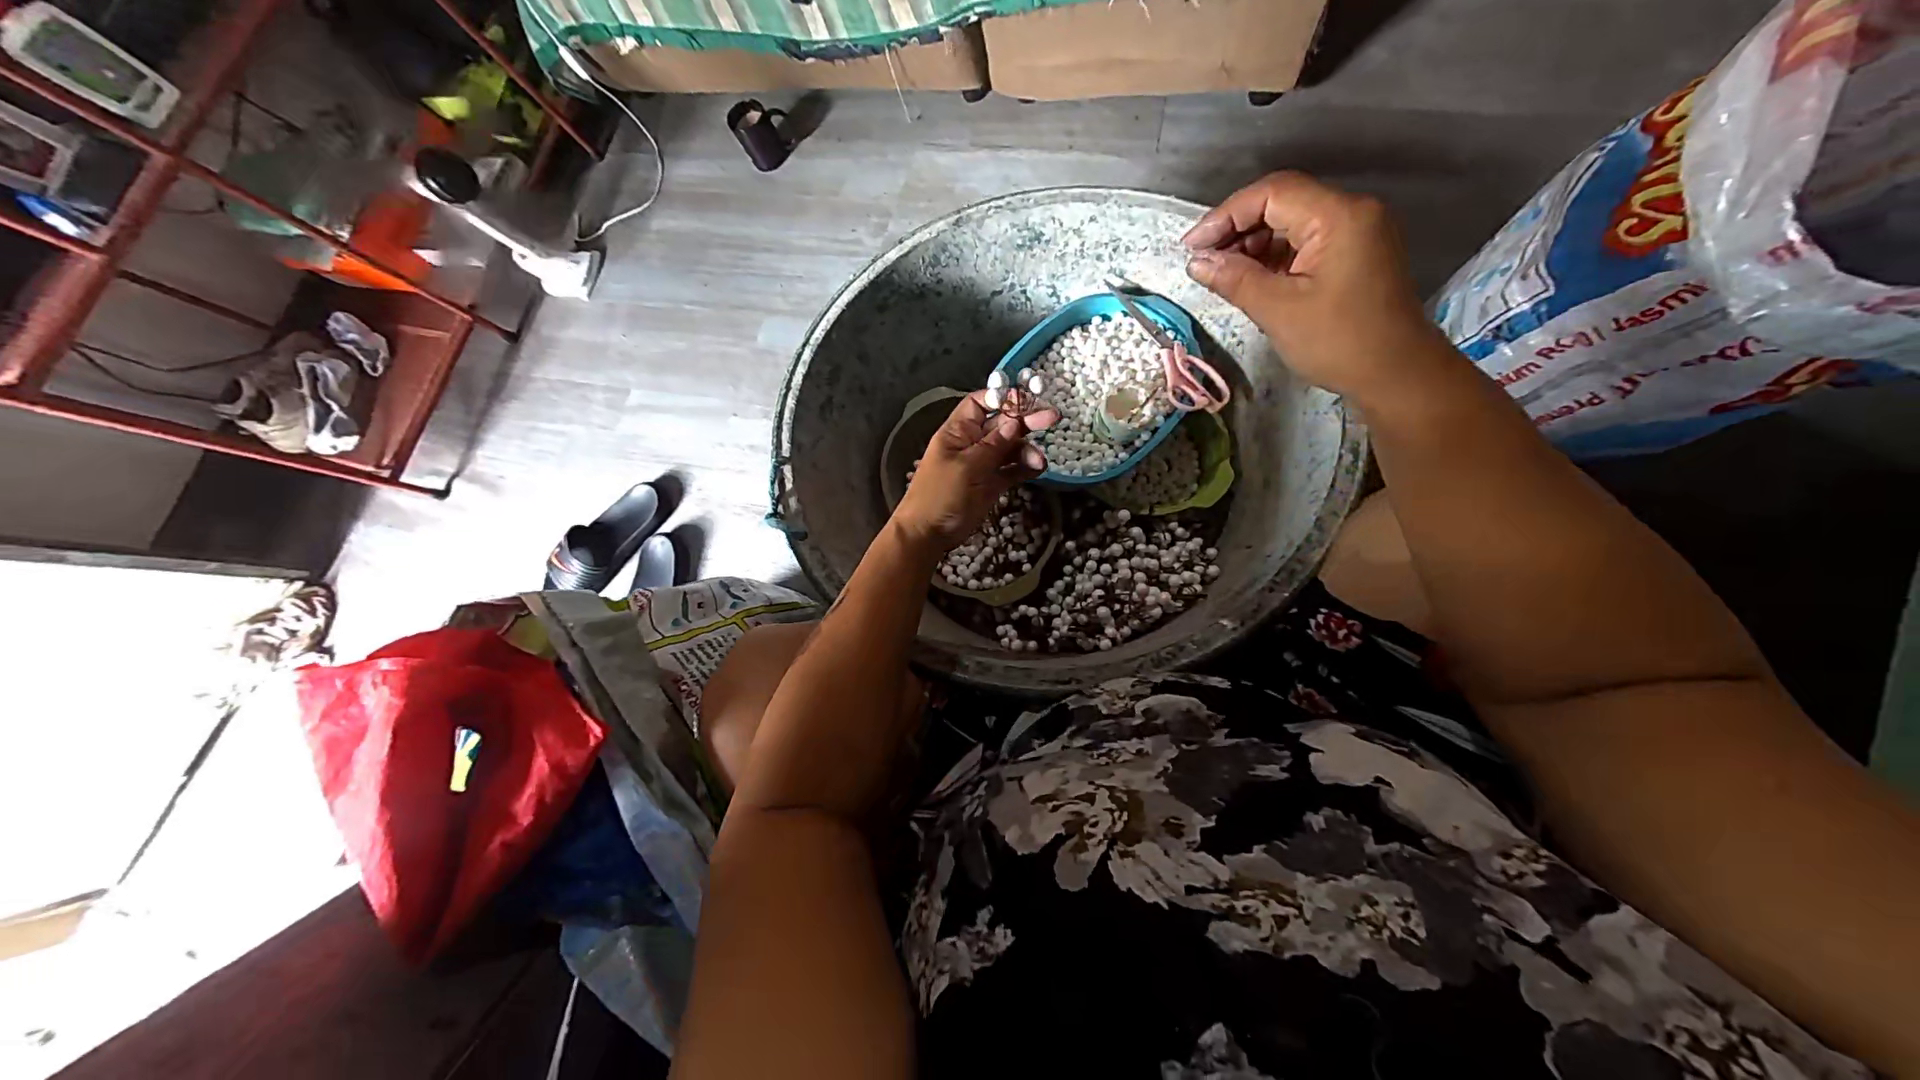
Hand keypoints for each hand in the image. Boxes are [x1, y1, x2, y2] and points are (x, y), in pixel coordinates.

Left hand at [894, 390, 1057, 551]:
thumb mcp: (966, 466)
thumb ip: (993, 445)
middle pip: (1002, 423)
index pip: (980, 403)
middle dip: (1025, 420)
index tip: (1027, 398)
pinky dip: (1026, 467)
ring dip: (1027, 449)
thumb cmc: (940, 494)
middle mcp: (973, 443)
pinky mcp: (992, 483)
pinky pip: (1013, 469)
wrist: (928, 534)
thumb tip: (1015, 422)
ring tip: (1038, 460)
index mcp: (958, 431)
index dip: (1002, 397)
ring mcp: (983, 464)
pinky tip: (1037, 468)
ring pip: (1011, 447)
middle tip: (1052, 418)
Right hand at [1182, 172, 1458, 405]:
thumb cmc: (1338, 342)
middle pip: (1282, 202)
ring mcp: (1356, 231)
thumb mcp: (1278, 310)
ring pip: (1291, 221)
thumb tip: (1197, 262)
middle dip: (1237, 228)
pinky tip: (1249, 278)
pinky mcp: (1354, 253)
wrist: (1396, 373)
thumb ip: (1234, 279)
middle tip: (1202, 261)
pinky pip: (1305, 241)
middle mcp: (1352, 211)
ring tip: (1221, 273)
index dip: (1225, 215)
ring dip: (1252, 243)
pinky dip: (1273, 255)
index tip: (1191, 247)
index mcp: (1338, 216)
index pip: (1272, 193)